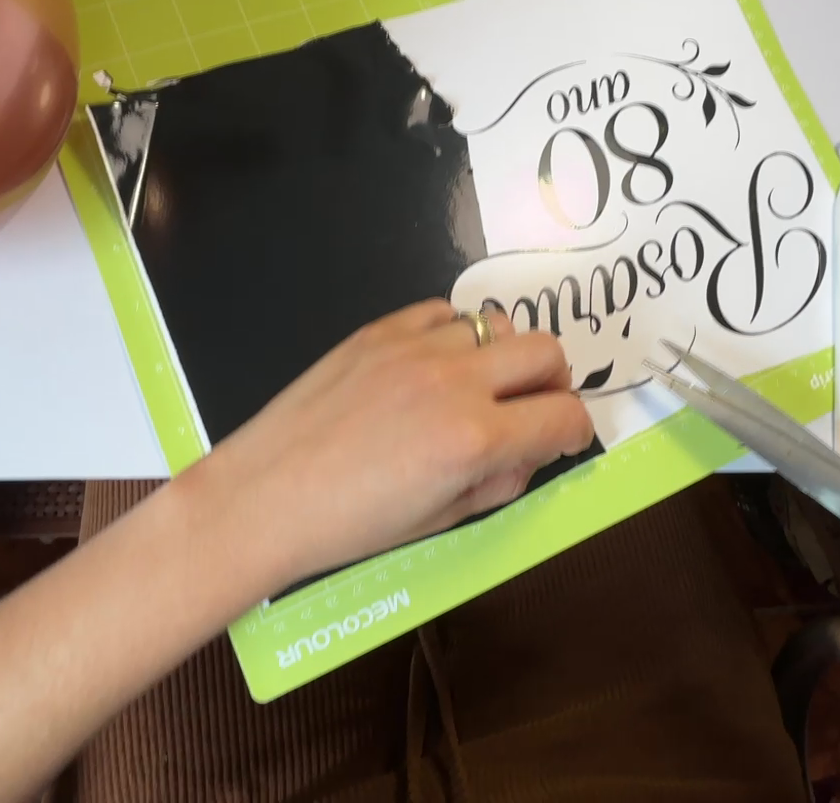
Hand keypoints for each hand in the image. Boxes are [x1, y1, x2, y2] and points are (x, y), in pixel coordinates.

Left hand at [174, 300, 595, 587]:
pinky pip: (444, 311)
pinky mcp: (381, 329)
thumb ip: (502, 480)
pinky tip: (434, 364)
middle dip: (554, 384)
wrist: (263, 497)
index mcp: (474, 439)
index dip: (575, 432)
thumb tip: (532, 449)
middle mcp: (455, 381)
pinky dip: (456, 335)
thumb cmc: (352, 527)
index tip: (562, 439)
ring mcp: (416, 347)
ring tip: (478, 385)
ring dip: (504, 356)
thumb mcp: (443, 520)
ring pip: (499, 324)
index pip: (566, 416)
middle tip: (531, 409)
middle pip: (547, 352)